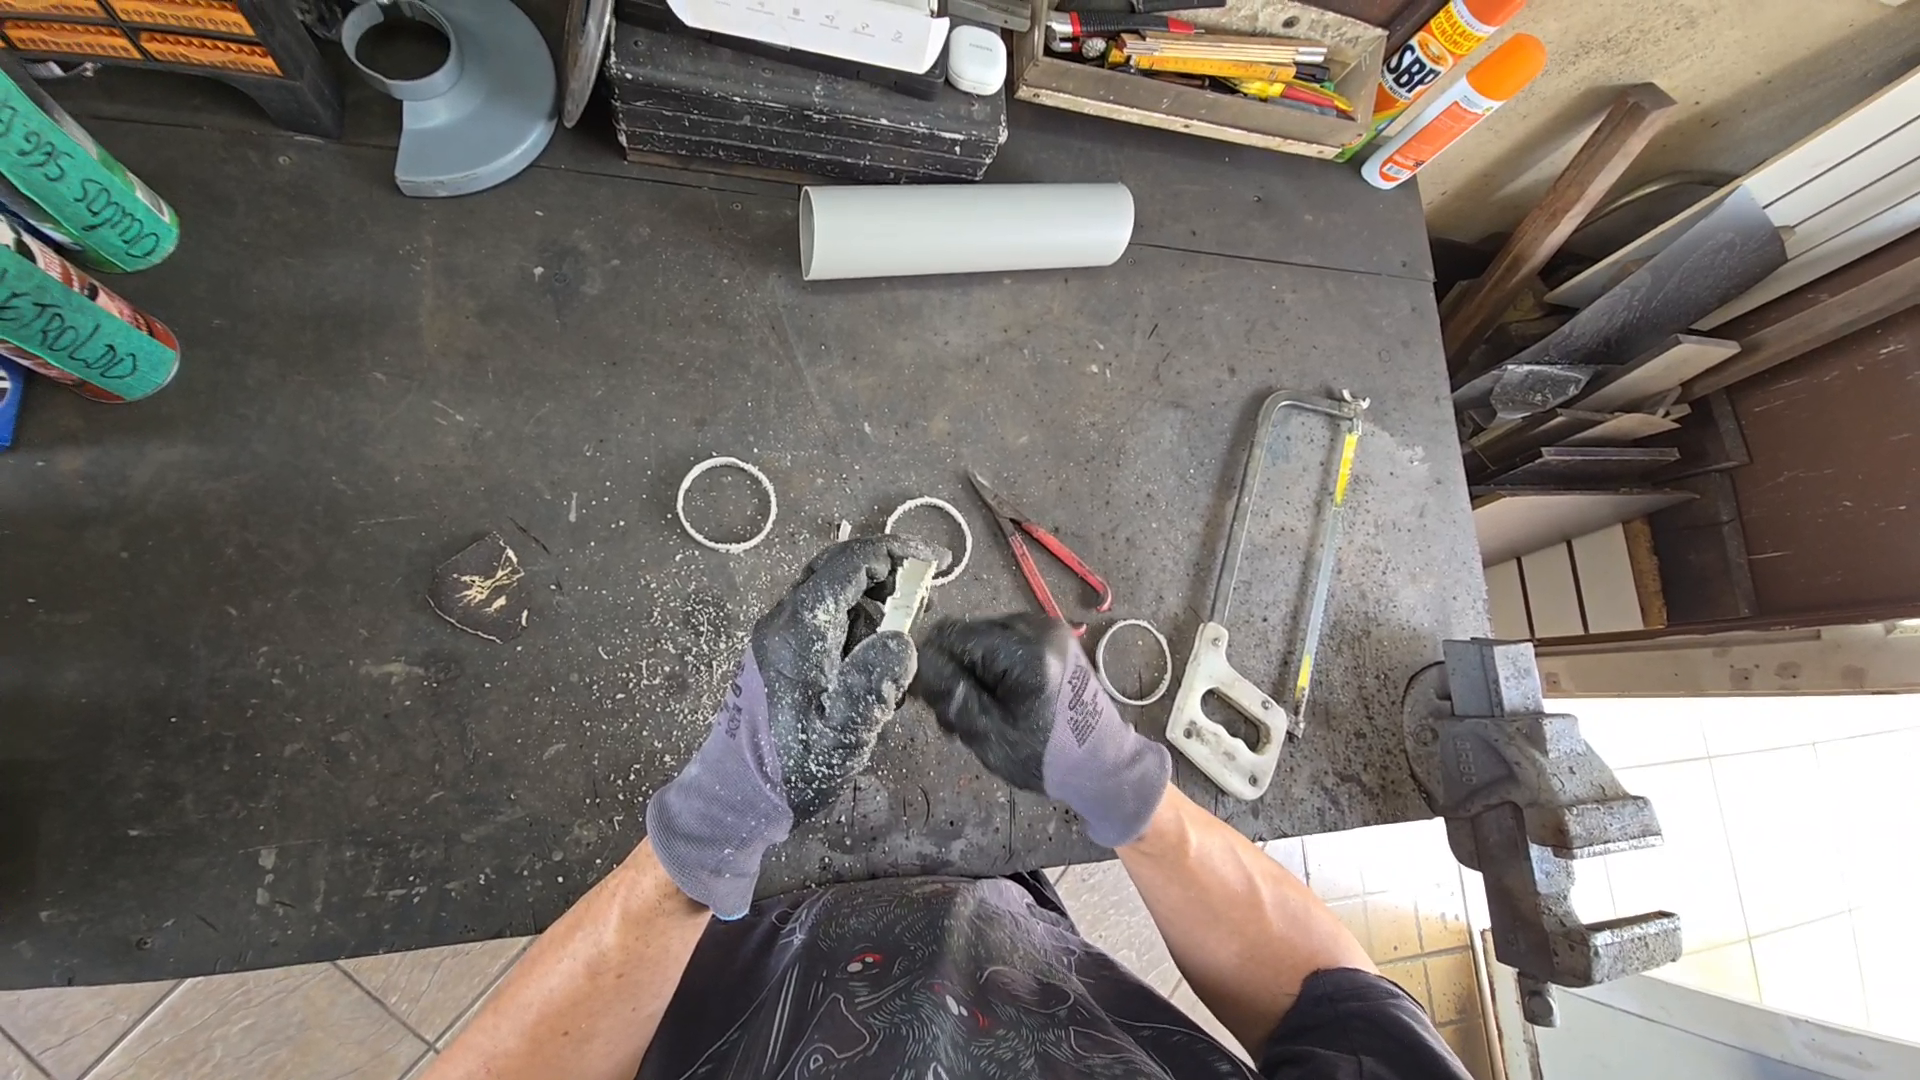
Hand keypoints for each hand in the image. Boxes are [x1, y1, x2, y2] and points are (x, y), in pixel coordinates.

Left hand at [646, 535, 947, 916]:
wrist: (737, 796)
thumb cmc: (790, 765)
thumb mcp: (844, 730)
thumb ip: (875, 681)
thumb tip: (901, 639)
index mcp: (802, 627)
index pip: (851, 562)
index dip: (897, 551)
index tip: (937, 560)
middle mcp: (786, 619)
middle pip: (839, 567)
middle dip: (886, 571)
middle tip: (922, 594)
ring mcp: (781, 635)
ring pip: (833, 592)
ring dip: (873, 602)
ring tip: (902, 636)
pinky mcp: (783, 654)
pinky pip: (826, 620)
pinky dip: (857, 626)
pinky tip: (872, 664)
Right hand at [910, 614, 1169, 846]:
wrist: (1104, 763)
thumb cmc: (1047, 758)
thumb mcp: (990, 735)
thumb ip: (952, 694)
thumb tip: (919, 660)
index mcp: (1025, 651)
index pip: (953, 635)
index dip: (934, 665)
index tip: (933, 700)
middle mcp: (1038, 627)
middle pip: (968, 634)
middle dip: (955, 671)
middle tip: (959, 716)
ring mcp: (1048, 628)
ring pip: (983, 638)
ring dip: (973, 671)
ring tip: (982, 711)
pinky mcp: (1052, 636)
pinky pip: (1004, 642)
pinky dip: (994, 667)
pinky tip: (1000, 697)